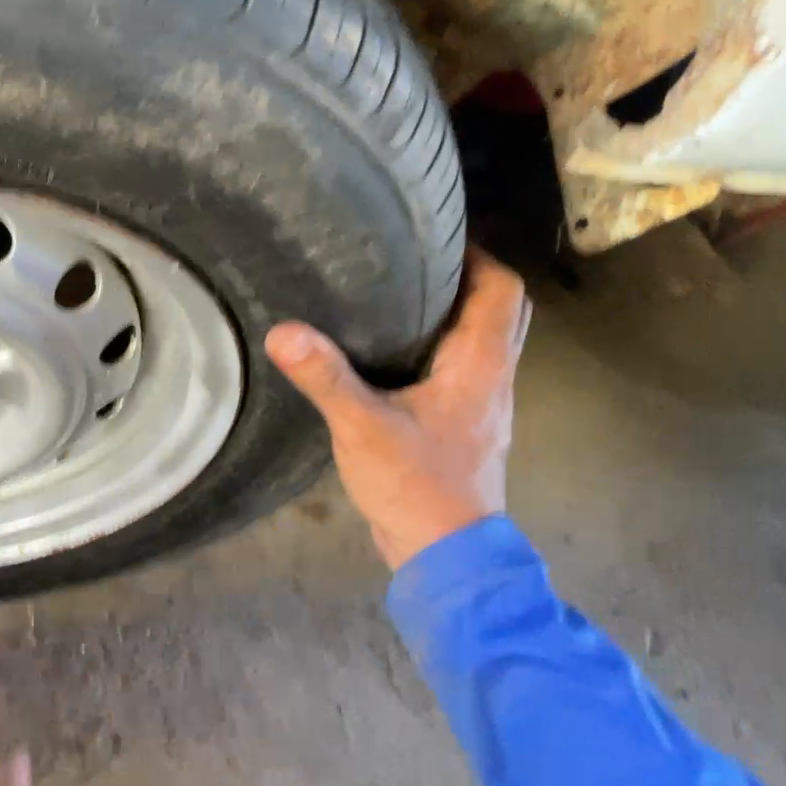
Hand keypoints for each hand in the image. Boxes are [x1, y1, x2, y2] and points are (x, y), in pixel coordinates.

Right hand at [264, 246, 531, 568]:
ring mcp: (480, 404)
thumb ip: (325, 377)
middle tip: (414, 258)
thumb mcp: (362, 427)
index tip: (437, 233)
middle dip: (467, 278)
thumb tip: (282, 330)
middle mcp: (492, 378)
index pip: (503, 292)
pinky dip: (437, 345)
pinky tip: (392, 349)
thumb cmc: (416, 484)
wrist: (444, 552)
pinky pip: (460, 367)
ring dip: (453, 312)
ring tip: (397, 291)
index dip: (479, 257)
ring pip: (481, 340)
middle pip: (500, 312)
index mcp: (480, 367)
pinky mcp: (461, 424)